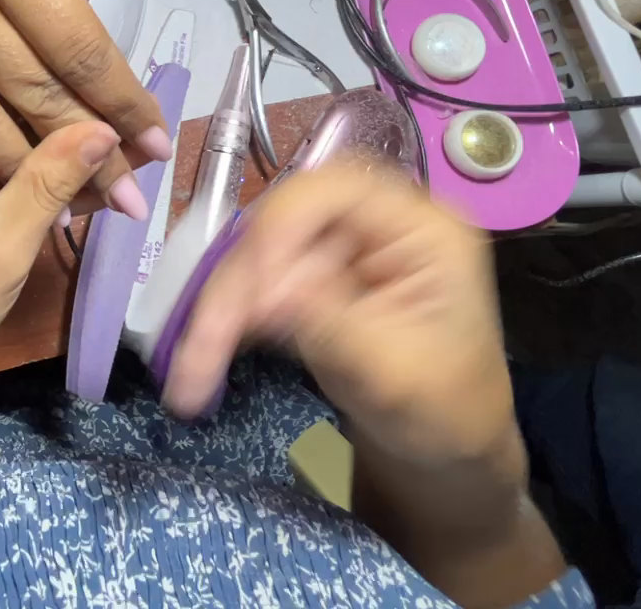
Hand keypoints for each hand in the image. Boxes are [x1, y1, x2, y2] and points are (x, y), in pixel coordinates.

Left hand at [0, 121, 118, 411]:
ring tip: (136, 163)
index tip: (137, 118)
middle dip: (82, 136)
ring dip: (70, 162)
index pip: (11, 97)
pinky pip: (6, 172)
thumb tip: (108, 126)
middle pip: (17, 121)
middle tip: (147, 143)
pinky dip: (44, 183)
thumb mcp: (5, 240)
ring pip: (17, 147)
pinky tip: (96, 185)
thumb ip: (53, 179)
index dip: (78, 104)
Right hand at [164, 167, 521, 492]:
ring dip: (218, 311)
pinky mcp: (301, 276)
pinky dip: (219, 322)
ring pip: (251, 257)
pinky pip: (245, 285)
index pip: (336, 190)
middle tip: (208, 342)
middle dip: (238, 284)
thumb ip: (332, 323)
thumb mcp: (399, 375)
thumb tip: (263, 294)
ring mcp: (332, 249)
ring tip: (191, 376)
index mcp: (418, 230)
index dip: (284, 224)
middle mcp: (368, 225)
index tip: (259, 292)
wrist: (445, 449)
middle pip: (279, 225)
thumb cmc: (448, 413)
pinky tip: (197, 363)